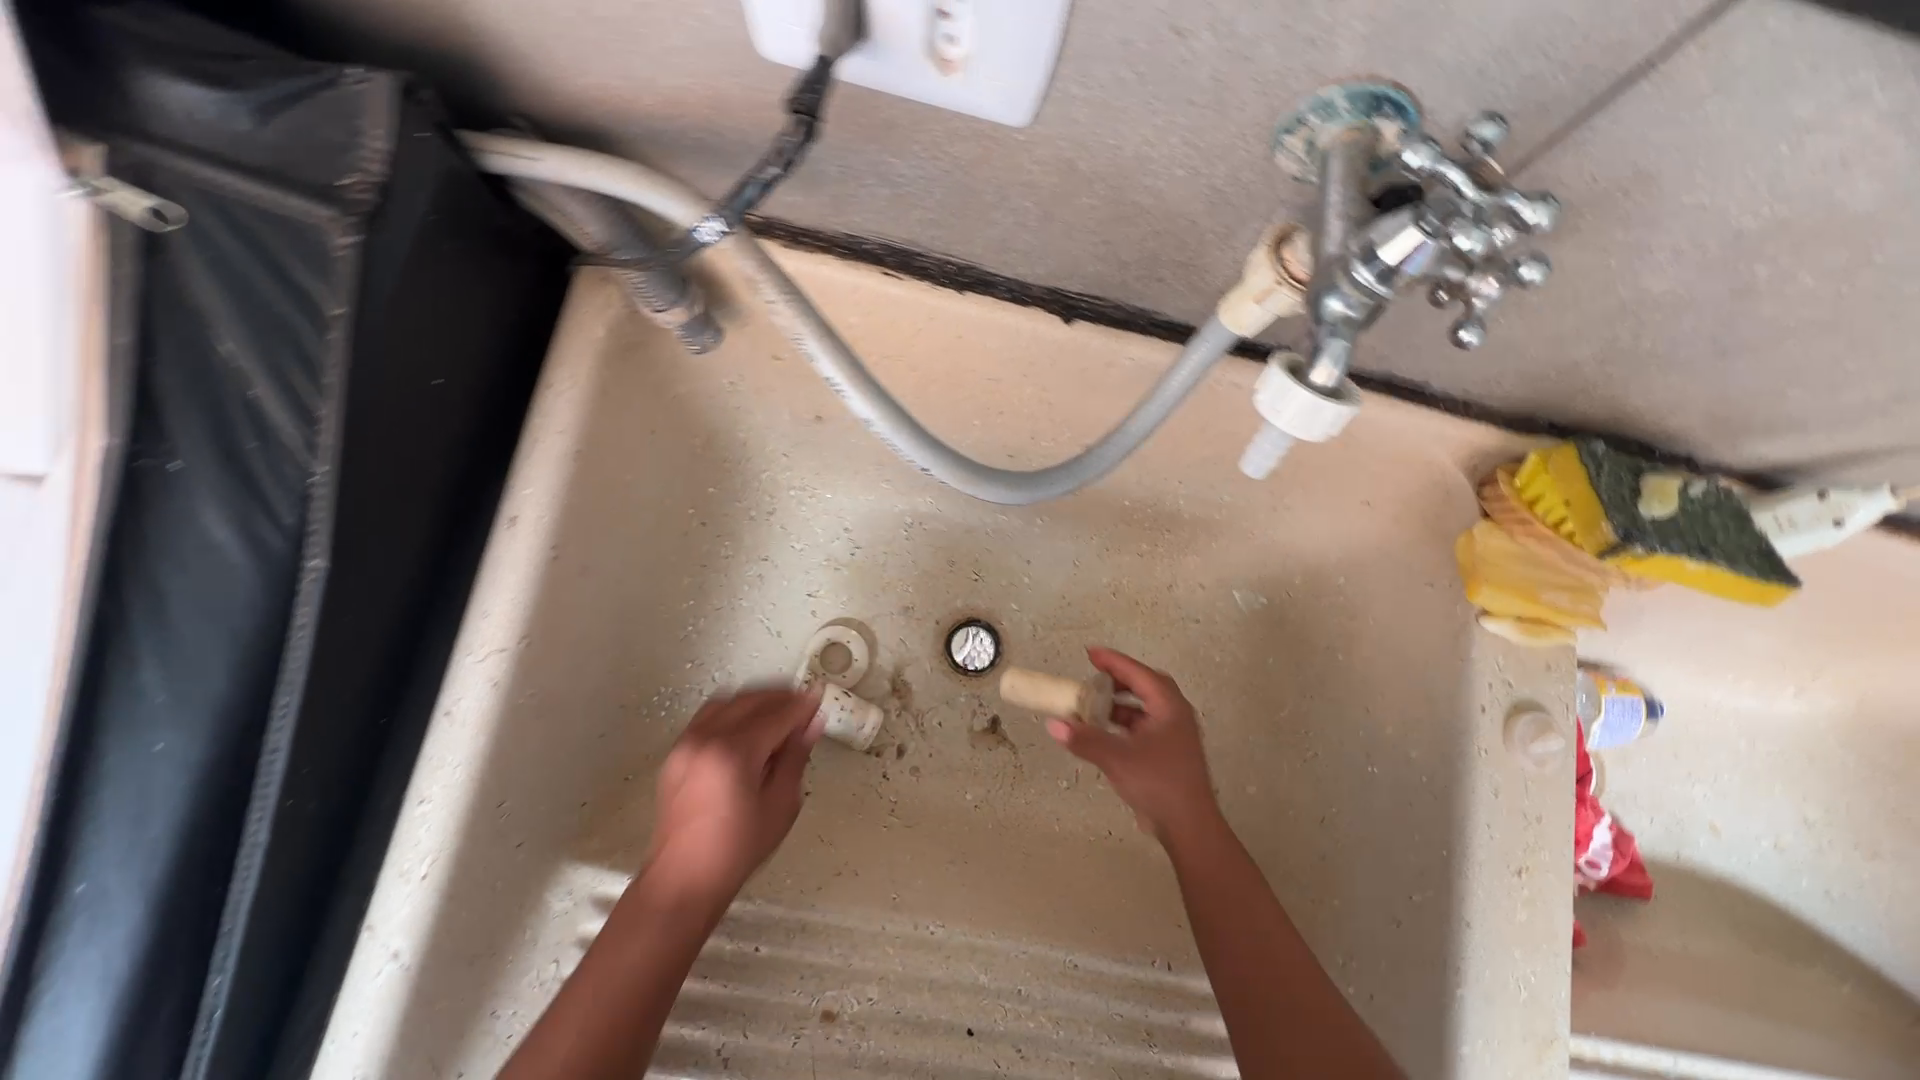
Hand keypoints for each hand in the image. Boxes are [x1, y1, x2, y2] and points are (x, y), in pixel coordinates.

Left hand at [646, 686, 824, 905]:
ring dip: (755, 700)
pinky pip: (707, 716)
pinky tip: (747, 725)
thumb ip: (795, 758)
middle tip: (803, 704)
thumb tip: (811, 725)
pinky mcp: (676, 752)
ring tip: (778, 711)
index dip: (801, 704)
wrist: (684, 877)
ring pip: (727, 701)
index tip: (819, 696)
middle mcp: (707, 738)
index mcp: (735, 753)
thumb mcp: (780, 805)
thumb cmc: (738, 848)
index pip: (777, 714)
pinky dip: (732, 711)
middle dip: (780, 697)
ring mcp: (687, 743)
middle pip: (751, 700)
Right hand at [1046, 647, 1221, 844]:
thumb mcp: (1117, 758)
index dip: (1114, 662)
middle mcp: (1174, 716)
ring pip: (1144, 709)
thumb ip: (1085, 740)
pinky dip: (1122, 724)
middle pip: (1146, 686)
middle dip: (1118, 680)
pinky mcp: (1167, 754)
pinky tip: (1104, 733)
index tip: (1090, 653)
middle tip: (1093, 678)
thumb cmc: (1158, 783)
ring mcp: (1173, 736)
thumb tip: (1053, 724)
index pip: (1139, 674)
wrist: (1188, 825)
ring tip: (1092, 706)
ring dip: (1118, 705)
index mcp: (1169, 707)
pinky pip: (1142, 727)